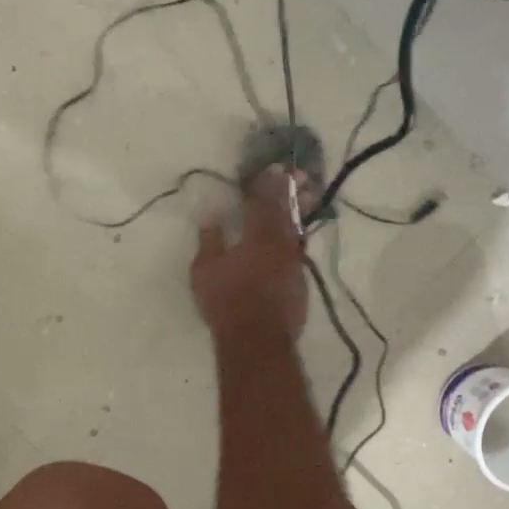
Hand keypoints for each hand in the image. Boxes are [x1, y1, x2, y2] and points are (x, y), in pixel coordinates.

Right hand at [191, 167, 307, 340]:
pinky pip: (297, 251)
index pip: (262, 202)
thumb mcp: (205, 270)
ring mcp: (294, 265)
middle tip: (298, 173)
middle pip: (287, 212)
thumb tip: (211, 216)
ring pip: (296, 231)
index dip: (266, 184)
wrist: (257, 340)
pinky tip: (292, 239)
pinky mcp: (300, 283)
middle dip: (290, 191)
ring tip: (303, 198)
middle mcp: (281, 245)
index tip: (272, 167)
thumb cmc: (226, 301)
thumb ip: (210, 240)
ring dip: (298, 212)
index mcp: (257, 236)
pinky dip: (295, 239)